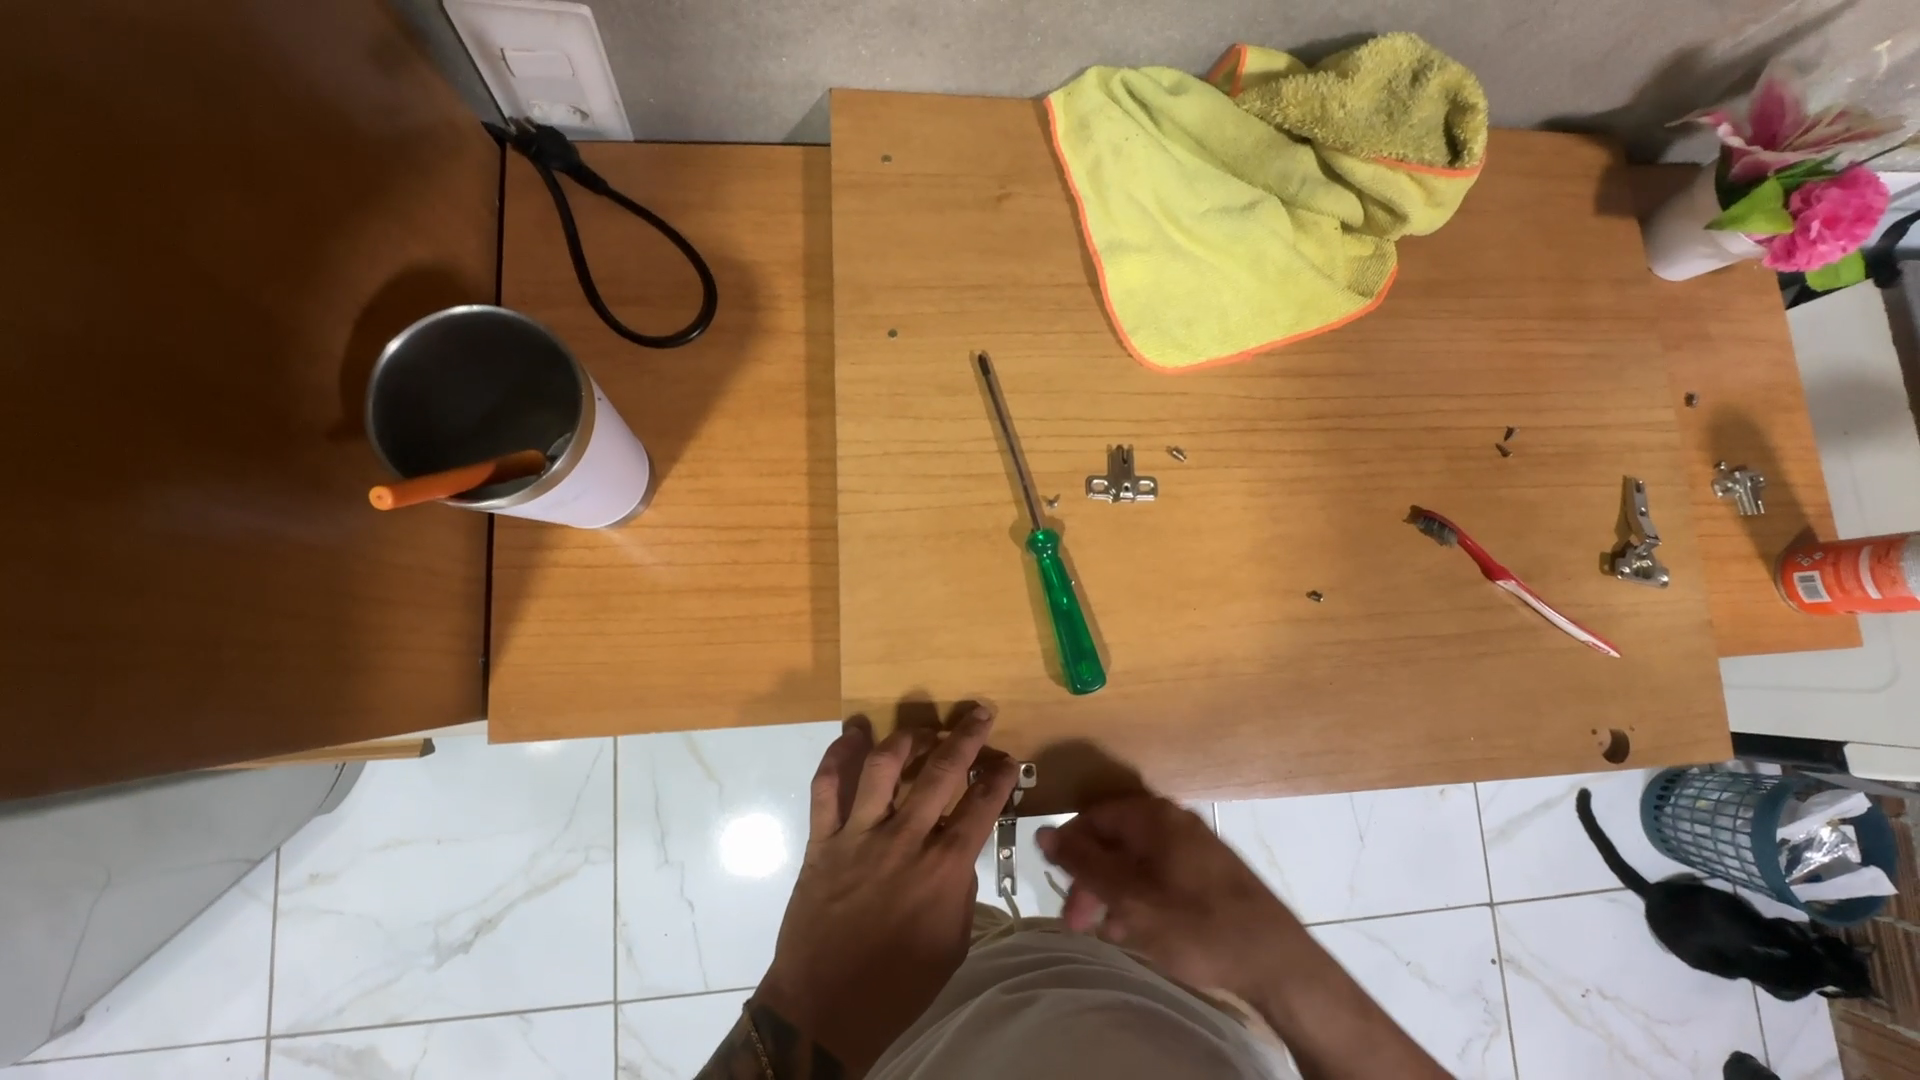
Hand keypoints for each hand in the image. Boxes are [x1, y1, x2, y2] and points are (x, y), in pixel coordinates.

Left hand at [755, 707, 1017, 1074]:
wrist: (826, 1009)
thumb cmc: (900, 985)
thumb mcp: (953, 942)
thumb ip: (960, 889)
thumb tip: (957, 854)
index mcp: (944, 868)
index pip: (981, 805)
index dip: (999, 776)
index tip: (1008, 759)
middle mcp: (904, 839)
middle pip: (940, 772)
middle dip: (966, 736)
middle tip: (979, 713)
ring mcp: (859, 836)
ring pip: (882, 767)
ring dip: (905, 738)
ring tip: (921, 728)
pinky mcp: (822, 842)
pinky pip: (825, 788)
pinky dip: (836, 756)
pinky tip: (851, 734)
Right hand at [1036, 795, 1301, 1000]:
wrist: (1277, 962)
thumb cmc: (1196, 925)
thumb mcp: (1129, 898)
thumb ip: (1083, 864)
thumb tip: (1043, 832)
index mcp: (1152, 817)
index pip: (1092, 817)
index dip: (1068, 849)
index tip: (1056, 887)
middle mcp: (1173, 821)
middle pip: (1114, 839)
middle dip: (1090, 878)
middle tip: (1077, 923)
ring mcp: (1195, 846)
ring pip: (1137, 861)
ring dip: (1113, 892)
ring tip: (1106, 932)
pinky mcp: (1210, 873)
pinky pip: (1160, 875)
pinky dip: (1141, 897)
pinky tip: (1137, 931)